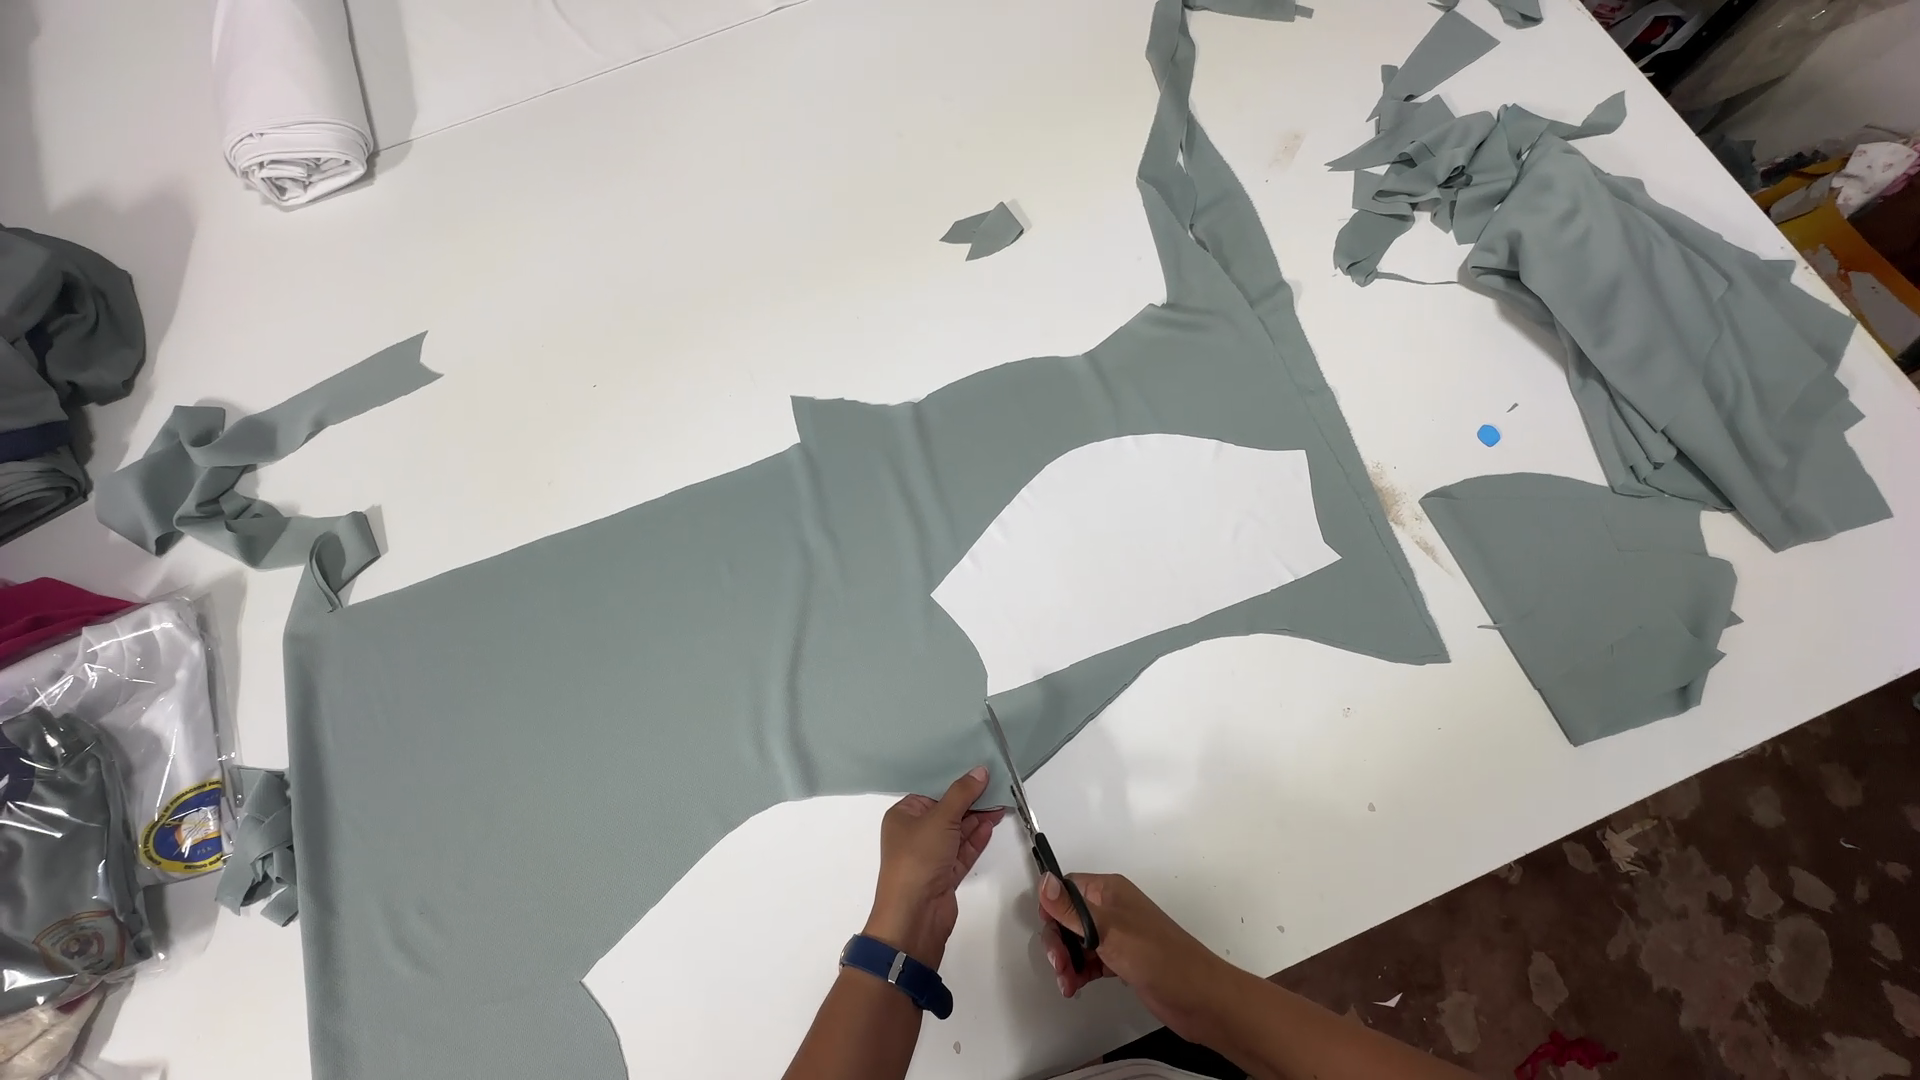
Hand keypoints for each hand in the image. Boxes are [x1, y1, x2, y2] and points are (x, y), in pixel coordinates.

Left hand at [863, 766, 1004, 968]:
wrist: (915, 915)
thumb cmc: (918, 858)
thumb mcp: (940, 818)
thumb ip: (962, 794)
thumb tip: (980, 771)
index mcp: (903, 816)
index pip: (931, 793)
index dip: (954, 783)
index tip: (978, 772)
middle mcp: (915, 834)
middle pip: (947, 811)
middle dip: (971, 802)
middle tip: (996, 787)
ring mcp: (930, 855)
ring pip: (957, 832)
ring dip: (977, 819)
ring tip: (1000, 804)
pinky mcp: (945, 874)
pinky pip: (963, 851)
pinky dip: (976, 839)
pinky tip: (991, 825)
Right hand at [1038, 872, 1240, 1045]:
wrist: (1199, 999)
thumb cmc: (1159, 957)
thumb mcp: (1108, 930)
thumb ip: (1072, 908)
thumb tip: (1044, 881)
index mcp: (1109, 891)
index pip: (1068, 888)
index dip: (1052, 906)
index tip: (1048, 928)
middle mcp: (1111, 909)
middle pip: (1068, 917)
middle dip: (1058, 940)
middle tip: (1059, 963)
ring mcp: (1117, 935)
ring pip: (1077, 941)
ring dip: (1066, 960)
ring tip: (1067, 982)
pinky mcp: (1121, 960)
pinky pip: (1089, 961)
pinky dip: (1078, 972)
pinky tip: (1075, 986)